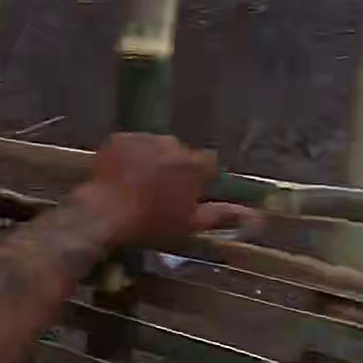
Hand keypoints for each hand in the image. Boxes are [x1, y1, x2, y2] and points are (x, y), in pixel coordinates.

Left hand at [70, 134, 251, 246]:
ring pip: (155, 146)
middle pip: (180, 153)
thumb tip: (257, 216)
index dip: (197, 179)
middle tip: (157, 192)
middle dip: (173, 168)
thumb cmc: (151, 223)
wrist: (104, 214)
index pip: (207, 165)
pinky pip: (131, 144)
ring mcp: (143, 138)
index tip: (185, 195)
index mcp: (193, 164)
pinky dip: (129, 155)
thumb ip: (223, 215)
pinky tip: (121, 175)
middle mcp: (171, 143)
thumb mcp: (189, 224)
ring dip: (151, 159)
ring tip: (137, 184)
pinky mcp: (119, 138)